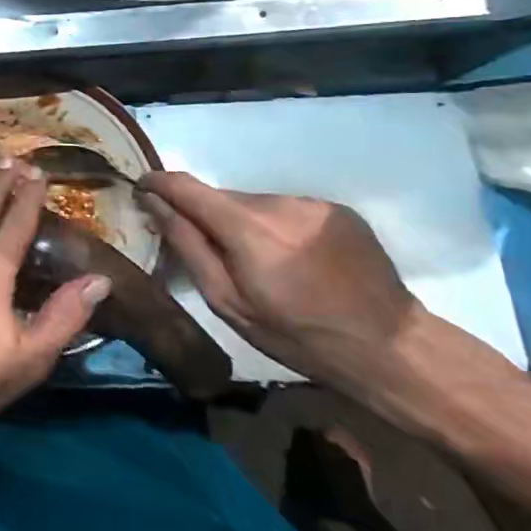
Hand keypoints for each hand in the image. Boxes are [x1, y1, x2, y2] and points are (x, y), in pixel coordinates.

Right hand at [137, 172, 419, 392]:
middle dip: (204, 214)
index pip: (187, 187)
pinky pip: (285, 208)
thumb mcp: (227, 302)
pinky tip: (290, 257)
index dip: (158, 183)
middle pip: (221, 196)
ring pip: (253, 202)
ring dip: (240, 221)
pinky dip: (273, 225)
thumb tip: (154, 203)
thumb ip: (188, 246)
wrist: (389, 347)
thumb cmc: (296, 335)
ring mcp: (313, 204)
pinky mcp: (338, 210)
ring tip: (254, 259)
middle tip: (206, 248)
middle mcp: (280, 204)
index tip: (141, 188)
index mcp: (249, 229)